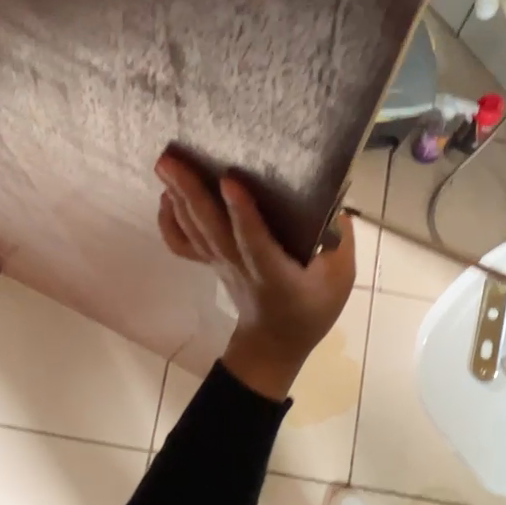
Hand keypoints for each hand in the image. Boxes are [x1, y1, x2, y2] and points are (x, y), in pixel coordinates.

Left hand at [155, 152, 355, 400]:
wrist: (275, 344)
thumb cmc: (309, 309)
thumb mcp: (339, 280)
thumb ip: (338, 242)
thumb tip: (334, 203)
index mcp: (273, 271)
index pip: (253, 240)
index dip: (241, 211)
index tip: (229, 180)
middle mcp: (239, 264)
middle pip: (210, 227)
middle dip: (190, 192)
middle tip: (171, 160)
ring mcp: (219, 263)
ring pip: (193, 230)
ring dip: (177, 196)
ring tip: (166, 165)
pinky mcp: (210, 262)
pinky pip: (182, 244)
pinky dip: (169, 221)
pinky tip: (167, 196)